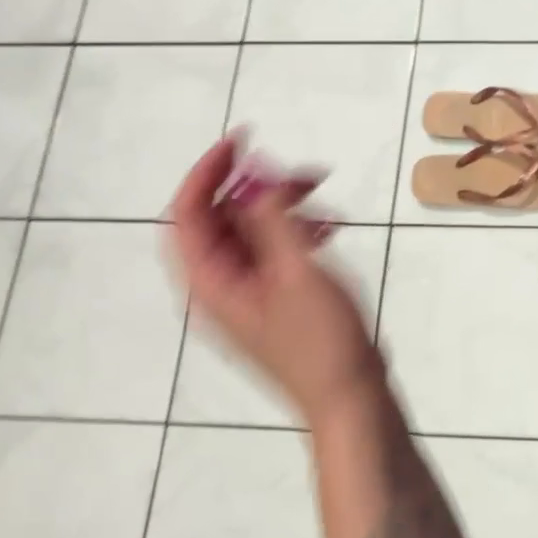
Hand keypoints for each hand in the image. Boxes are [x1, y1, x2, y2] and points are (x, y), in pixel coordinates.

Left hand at [169, 137, 381, 427]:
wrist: (349, 398)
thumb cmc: (320, 340)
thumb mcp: (297, 272)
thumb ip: (273, 220)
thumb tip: (257, 178)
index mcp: (209, 281)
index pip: (187, 213)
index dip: (209, 171)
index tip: (244, 140)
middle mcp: (219, 286)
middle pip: (220, 219)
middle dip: (258, 186)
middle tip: (305, 172)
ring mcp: (249, 295)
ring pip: (251, 232)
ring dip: (283, 207)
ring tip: (325, 197)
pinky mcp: (278, 301)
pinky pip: (275, 251)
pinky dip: (298, 231)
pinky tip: (331, 227)